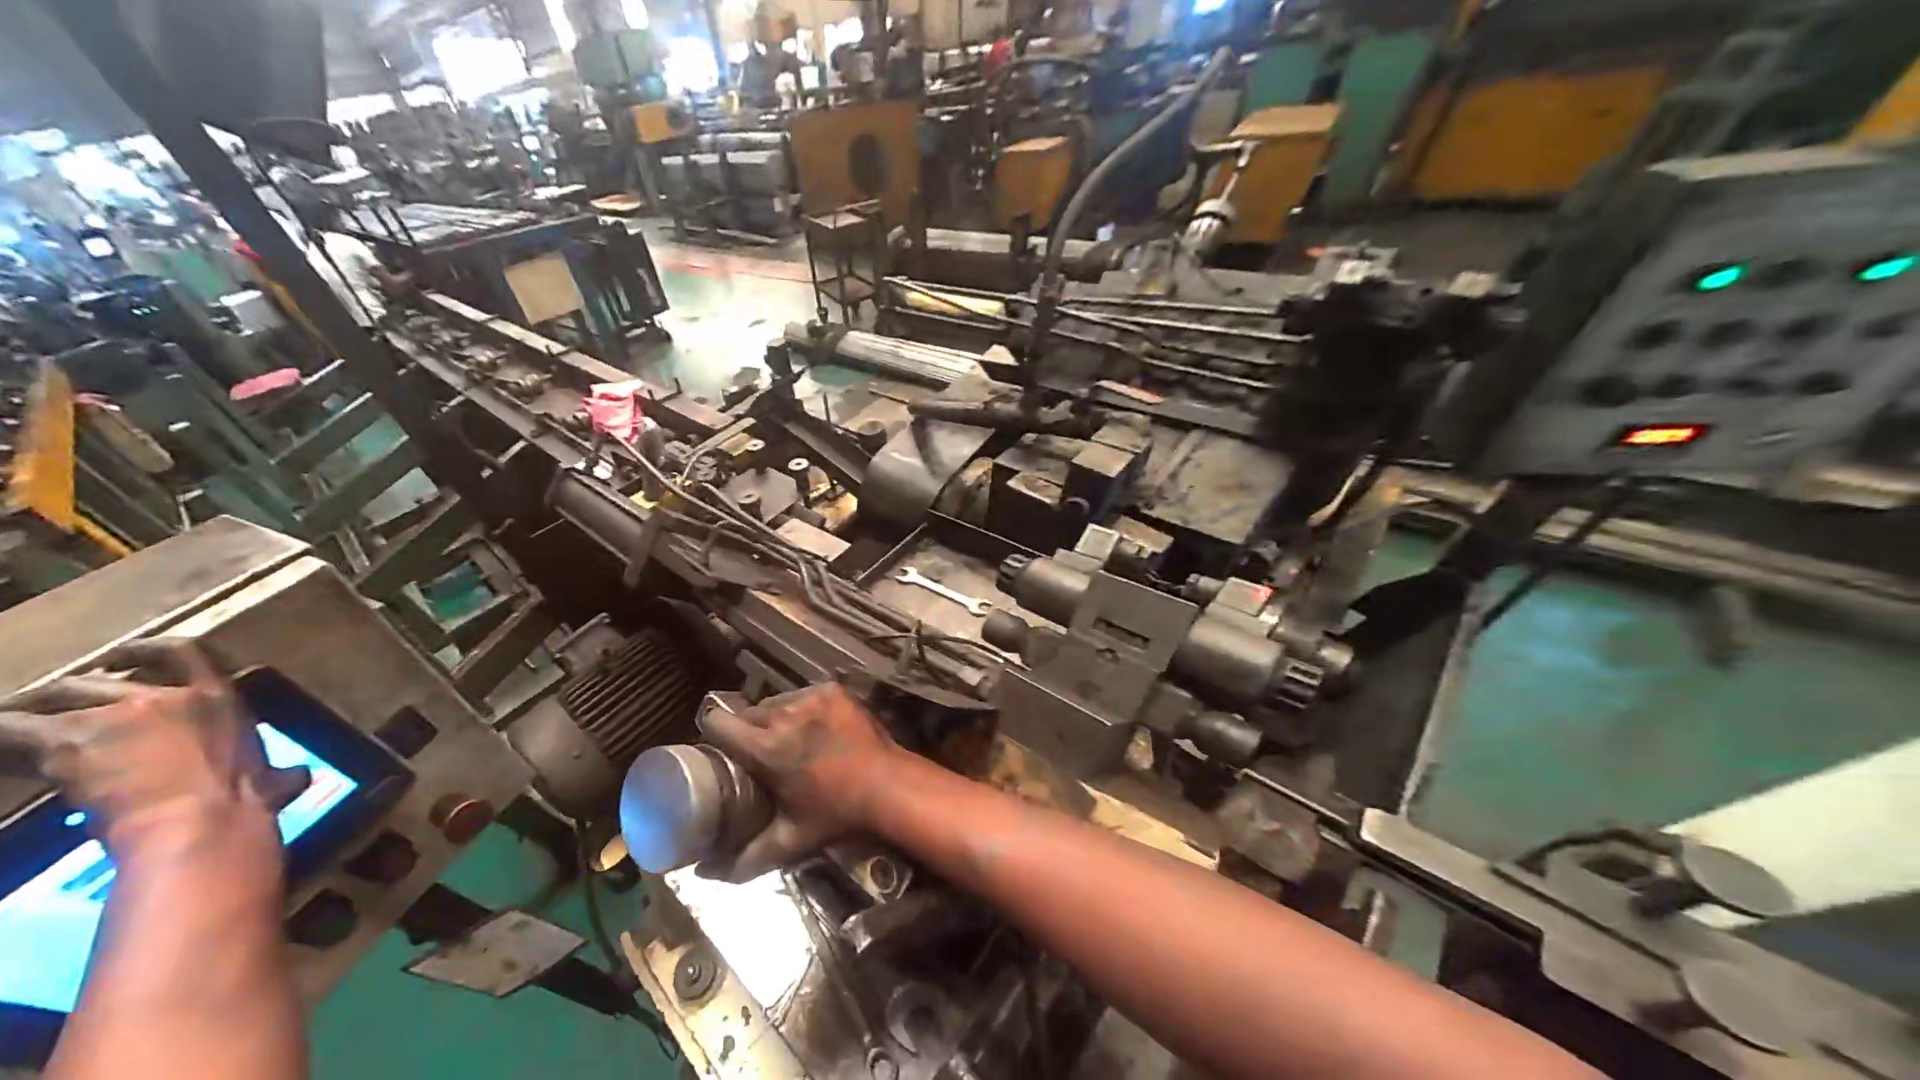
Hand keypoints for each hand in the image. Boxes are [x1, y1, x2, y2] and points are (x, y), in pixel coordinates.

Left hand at [0, 639, 307, 857]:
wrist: (196, 821)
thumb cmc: (241, 801)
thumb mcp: (270, 781)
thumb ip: (280, 774)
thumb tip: (297, 778)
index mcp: (218, 697)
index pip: (182, 652)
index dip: (145, 649)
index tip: (120, 656)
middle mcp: (163, 696)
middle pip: (98, 680)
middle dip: (70, 691)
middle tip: (51, 707)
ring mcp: (112, 716)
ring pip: (48, 702)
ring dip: (28, 713)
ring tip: (11, 728)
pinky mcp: (65, 741)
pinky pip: (9, 729)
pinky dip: (0, 735)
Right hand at [699, 680, 902, 881]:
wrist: (888, 786)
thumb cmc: (837, 813)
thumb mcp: (789, 840)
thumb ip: (744, 859)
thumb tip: (705, 874)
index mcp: (766, 747)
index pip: (718, 723)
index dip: (715, 736)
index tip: (721, 751)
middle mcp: (784, 713)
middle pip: (748, 713)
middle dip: (749, 732)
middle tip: (763, 754)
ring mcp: (811, 697)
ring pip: (777, 702)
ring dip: (778, 718)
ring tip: (791, 740)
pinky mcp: (833, 690)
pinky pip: (804, 694)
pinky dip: (804, 708)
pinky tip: (816, 728)